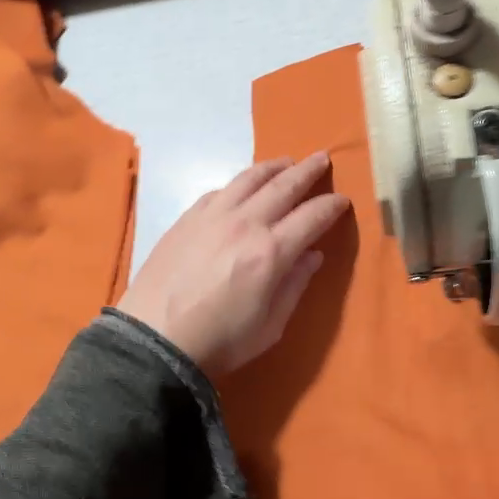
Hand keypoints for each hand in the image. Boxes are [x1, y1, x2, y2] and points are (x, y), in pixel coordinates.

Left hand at [117, 154, 349, 376]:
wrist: (155, 340)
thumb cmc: (219, 341)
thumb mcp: (270, 326)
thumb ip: (294, 286)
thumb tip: (312, 255)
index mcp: (271, 253)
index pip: (312, 217)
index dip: (331, 206)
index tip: (342, 199)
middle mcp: (245, 223)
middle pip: (284, 186)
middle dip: (308, 170)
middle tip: (322, 157)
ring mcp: (213, 216)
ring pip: (249, 178)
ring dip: (273, 167)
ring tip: (287, 162)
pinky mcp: (187, 218)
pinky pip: (220, 190)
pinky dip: (239, 183)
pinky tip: (244, 187)